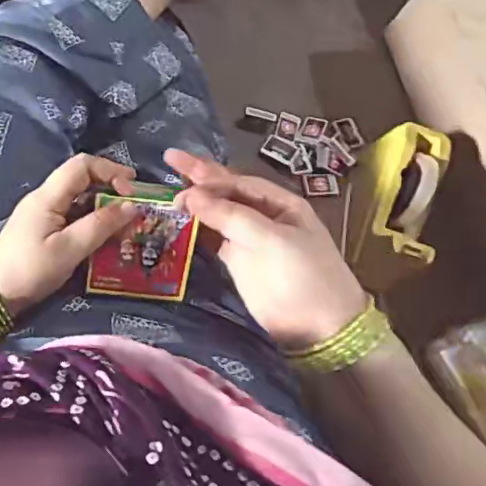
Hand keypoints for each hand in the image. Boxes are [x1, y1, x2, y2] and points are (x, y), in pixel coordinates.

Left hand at [0, 154, 139, 313]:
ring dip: (103, 207)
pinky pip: (73, 215)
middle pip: (82, 179)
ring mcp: (43, 213)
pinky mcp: (44, 229)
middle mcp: (45, 198)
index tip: (131, 189)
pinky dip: (92, 221)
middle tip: (133, 208)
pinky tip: (105, 236)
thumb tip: (131, 206)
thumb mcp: (69, 249)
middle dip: (111, 189)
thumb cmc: (30, 269)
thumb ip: (100, 226)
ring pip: (79, 198)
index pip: (82, 165)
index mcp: (48, 196)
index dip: (110, 170)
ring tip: (125, 224)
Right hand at [167, 149, 368, 350]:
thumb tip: (190, 196)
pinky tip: (176, 223)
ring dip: (193, 205)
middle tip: (169, 159)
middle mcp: (263, 217)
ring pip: (216, 215)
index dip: (210, 177)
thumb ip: (231, 217)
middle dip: (198, 178)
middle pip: (226, 192)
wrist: (319, 326)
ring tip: (166, 193)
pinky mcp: (237, 263)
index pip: (238, 183)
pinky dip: (193, 231)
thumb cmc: (304, 275)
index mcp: (279, 204)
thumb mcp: (272, 240)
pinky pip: (212, 240)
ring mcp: (248, 240)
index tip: (179, 173)